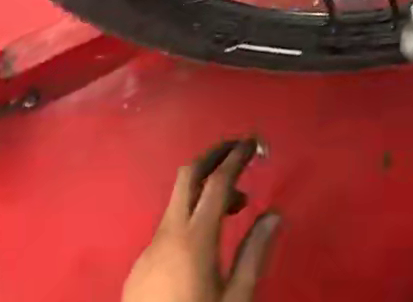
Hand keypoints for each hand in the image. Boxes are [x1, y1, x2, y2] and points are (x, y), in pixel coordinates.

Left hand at [122, 139, 280, 301]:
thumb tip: (275, 214)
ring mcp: (148, 252)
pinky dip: (190, 218)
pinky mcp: (137, 271)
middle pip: (188, 176)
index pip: (218, 182)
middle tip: (240, 149)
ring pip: (177, 203)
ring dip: (205, 190)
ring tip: (237, 206)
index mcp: (194, 240)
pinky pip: (167, 229)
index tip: (254, 142)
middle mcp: (167, 236)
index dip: (237, 156)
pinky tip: (206, 243)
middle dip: (214, 155)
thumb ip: (254, 254)